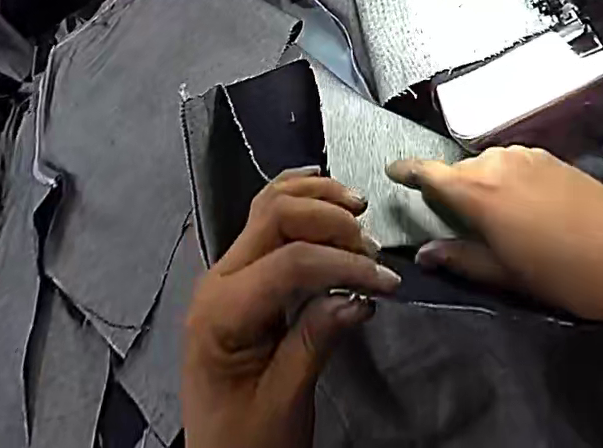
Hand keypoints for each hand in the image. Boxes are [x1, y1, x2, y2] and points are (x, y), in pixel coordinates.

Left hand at [182, 166, 400, 447]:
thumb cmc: (246, 444)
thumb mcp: (283, 404)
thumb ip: (315, 342)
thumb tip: (359, 295)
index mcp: (222, 311)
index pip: (288, 262)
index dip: (341, 263)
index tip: (383, 279)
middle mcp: (218, 277)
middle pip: (276, 216)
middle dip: (330, 220)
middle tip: (370, 245)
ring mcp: (227, 268)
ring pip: (269, 203)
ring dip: (316, 198)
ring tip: (356, 207)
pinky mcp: (242, 270)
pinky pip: (265, 214)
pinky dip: (295, 192)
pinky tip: (317, 182)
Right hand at [387, 146, 602, 321]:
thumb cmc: (561, 271)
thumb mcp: (506, 275)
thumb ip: (460, 258)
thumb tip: (424, 253)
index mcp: (477, 191)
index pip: (429, 172)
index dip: (407, 170)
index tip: (393, 171)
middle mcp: (494, 162)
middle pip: (457, 170)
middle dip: (450, 188)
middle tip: (455, 218)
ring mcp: (522, 155)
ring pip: (485, 165)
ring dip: (480, 184)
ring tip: (494, 216)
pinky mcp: (545, 155)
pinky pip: (510, 162)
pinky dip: (504, 178)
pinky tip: (522, 204)